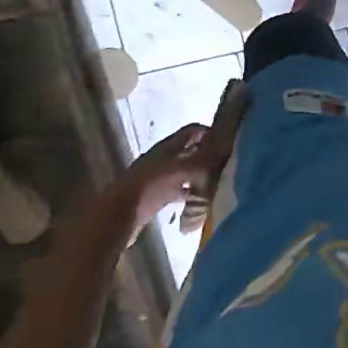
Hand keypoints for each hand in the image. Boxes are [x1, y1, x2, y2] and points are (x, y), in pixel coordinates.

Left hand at [109, 80, 247, 241]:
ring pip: (187, 171)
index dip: (209, 132)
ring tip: (220, 184)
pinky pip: (181, 190)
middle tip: (228, 165)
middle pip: (191, 151)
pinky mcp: (158, 196)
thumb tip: (223, 150)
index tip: (228, 141)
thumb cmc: (148, 187)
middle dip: (209, 156)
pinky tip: (202, 202)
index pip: (192, 131)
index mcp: (167, 147)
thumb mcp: (177, 170)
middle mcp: (164, 159)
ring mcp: (161, 177)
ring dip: (202, 176)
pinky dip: (192, 194)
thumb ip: (200, 160)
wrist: (118, 216)